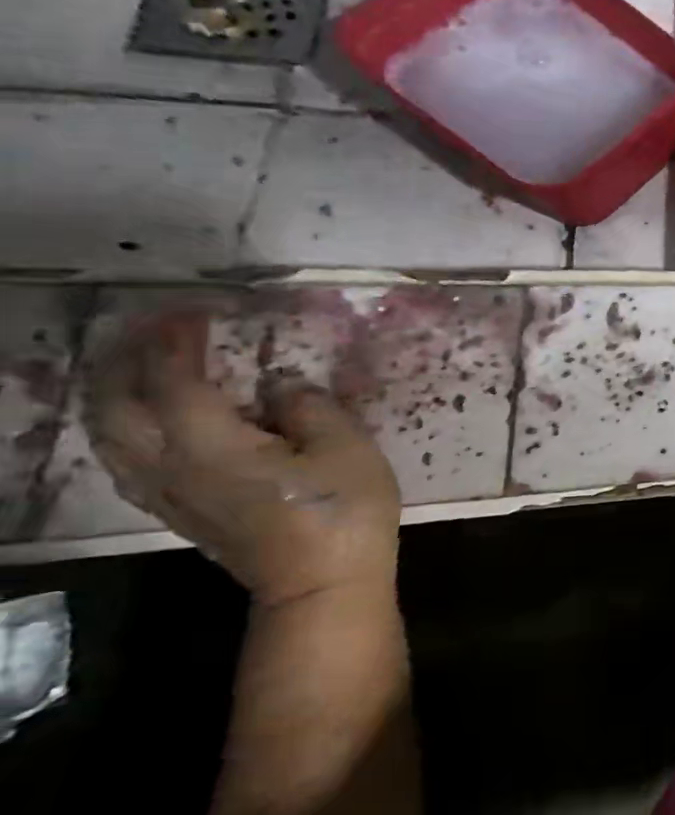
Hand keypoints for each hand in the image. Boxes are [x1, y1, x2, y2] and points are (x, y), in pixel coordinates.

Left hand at [85, 314, 401, 606]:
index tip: (192, 310)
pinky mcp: (178, 506)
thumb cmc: (342, 509)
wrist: (321, 580)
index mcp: (211, 446)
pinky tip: (147, 417)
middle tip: (156, 328)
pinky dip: (125, 422)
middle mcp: (170, 466)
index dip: (177, 343)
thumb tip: (281, 385)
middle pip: (120, 407)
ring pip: (112, 434)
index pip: (175, 382)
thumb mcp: (346, 448)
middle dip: (130, 361)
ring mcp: (167, 491)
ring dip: (117, 391)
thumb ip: (310, 407)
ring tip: (140, 363)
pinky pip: (126, 455)